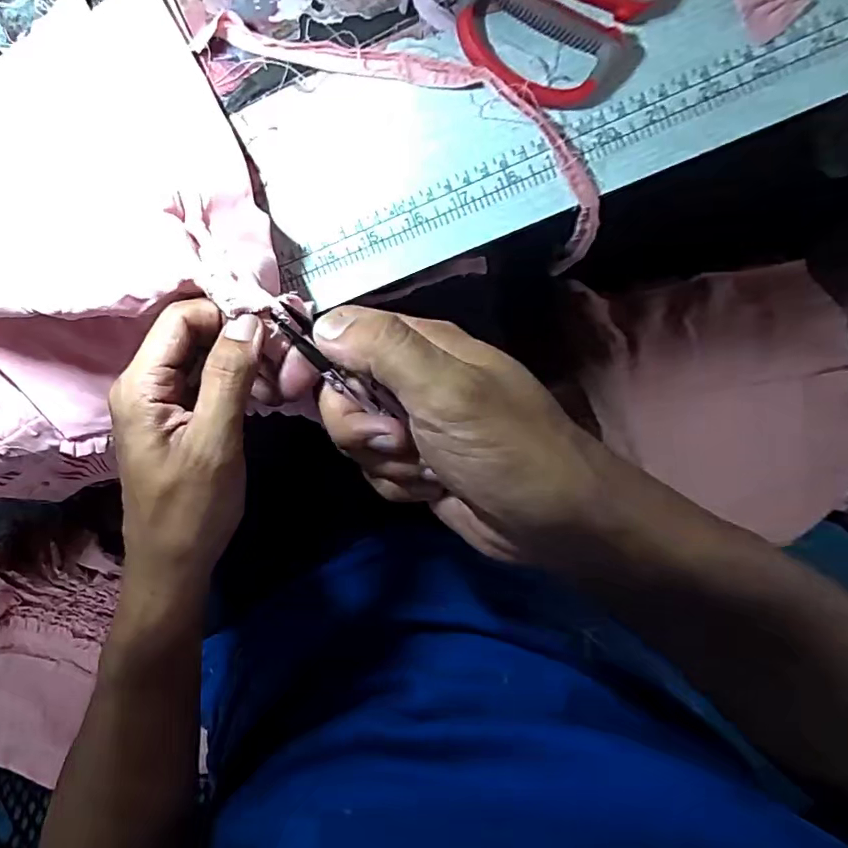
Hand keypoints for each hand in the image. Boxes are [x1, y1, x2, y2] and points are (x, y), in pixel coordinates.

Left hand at [109, 298, 264, 592]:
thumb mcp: (215, 441)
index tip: (272, 331)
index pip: (181, 317)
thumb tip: (249, 318)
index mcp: (140, 384)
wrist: (172, 566)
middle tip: (282, 359)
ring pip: (203, 356)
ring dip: (242, 360)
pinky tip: (264, 395)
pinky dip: (236, 381)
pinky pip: (206, 381)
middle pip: (192, 333)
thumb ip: (229, 376)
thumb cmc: (191, 510)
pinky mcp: (174, 416)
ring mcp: (157, 399)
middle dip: (239, 338)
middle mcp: (142, 383)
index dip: (226, 314)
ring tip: (278, 382)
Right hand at [281, 306, 617, 566]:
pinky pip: (373, 470)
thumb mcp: (446, 389)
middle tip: (399, 439)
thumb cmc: (506, 446)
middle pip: (339, 392)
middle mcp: (410, 379)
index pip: (342, 332)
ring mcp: (411, 424)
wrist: (556, 524)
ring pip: (353, 437)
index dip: (311, 357)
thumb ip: (385, 349)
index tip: (290, 387)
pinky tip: (433, 488)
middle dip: (358, 425)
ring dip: (383, 461)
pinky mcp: (414, 465)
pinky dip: (397, 484)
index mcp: (419, 345)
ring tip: (430, 468)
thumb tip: (323, 323)